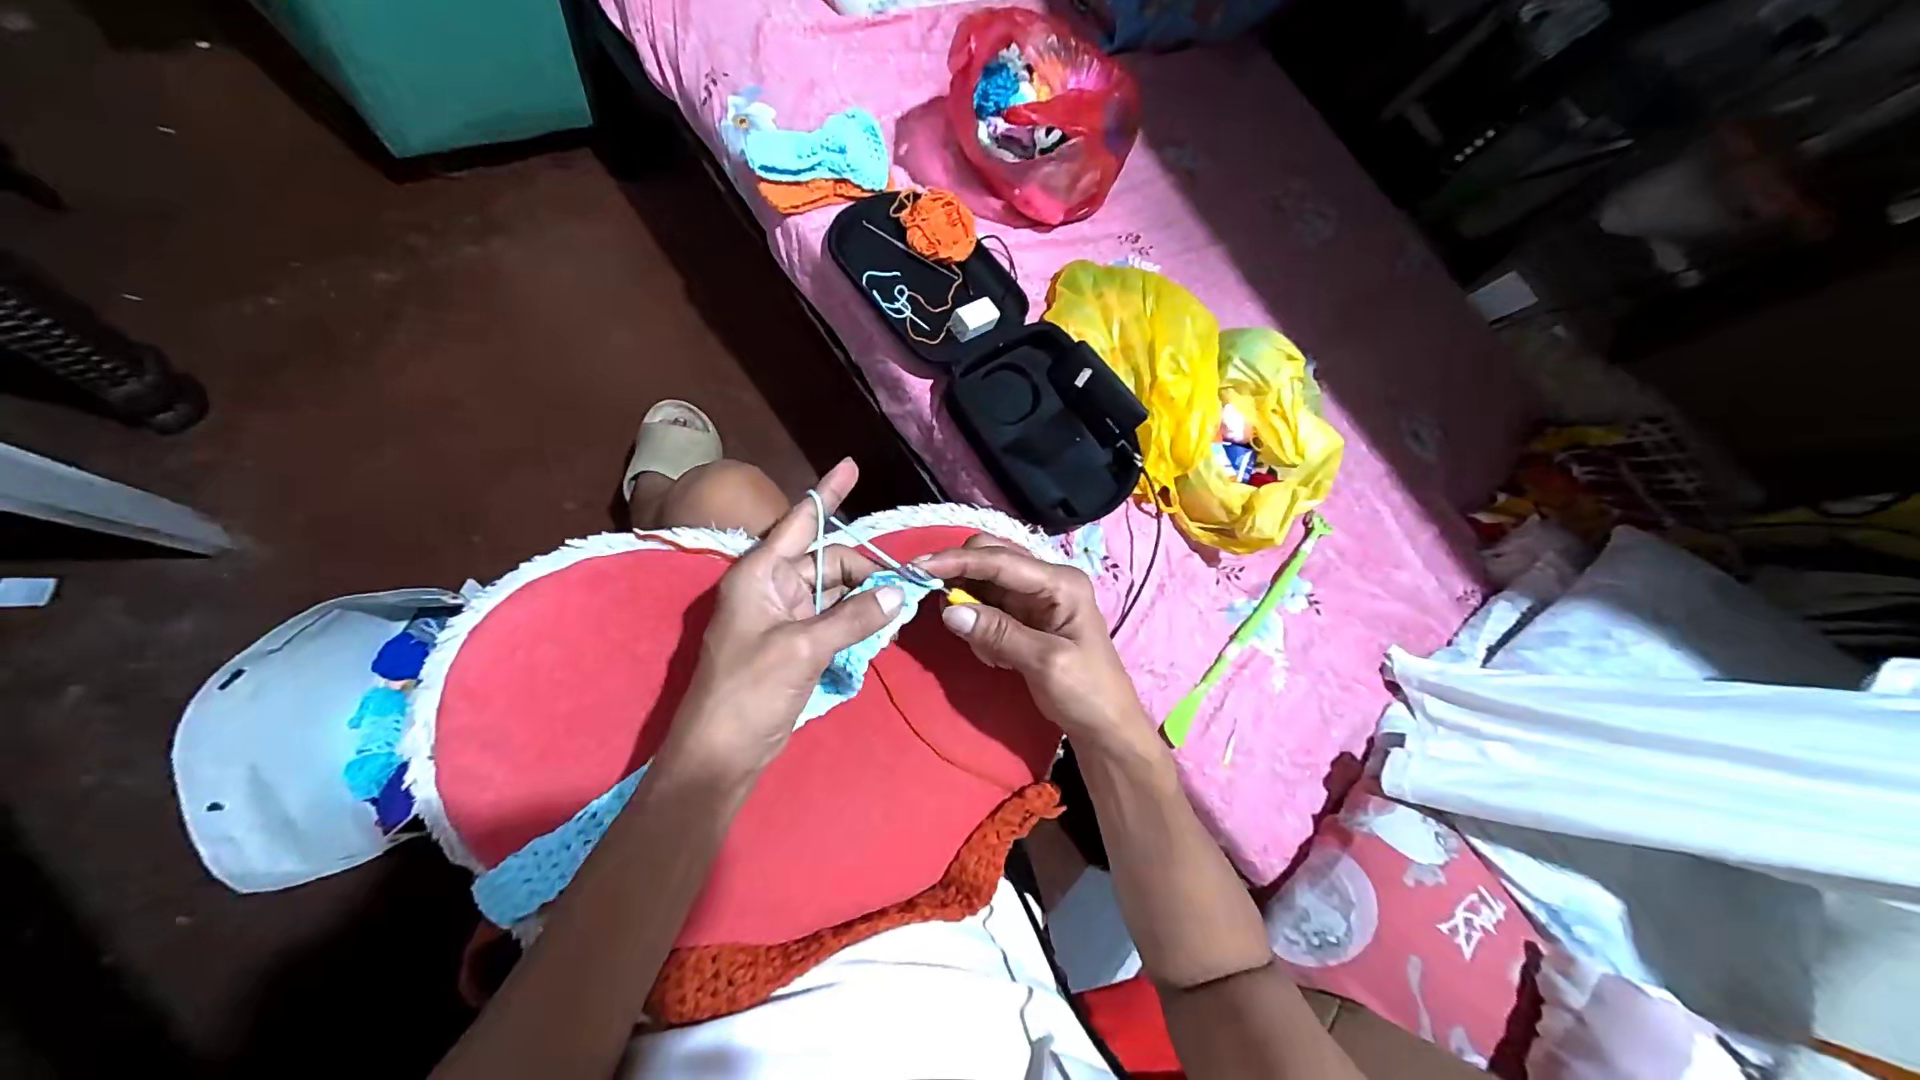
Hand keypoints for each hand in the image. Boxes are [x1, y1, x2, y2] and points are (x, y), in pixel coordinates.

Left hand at [666, 459, 903, 776]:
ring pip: (836, 590)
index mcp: (760, 574)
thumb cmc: (749, 691)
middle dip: (865, 568)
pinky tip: (882, 624)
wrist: (722, 751)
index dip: (827, 493)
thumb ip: (853, 617)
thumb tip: (898, 594)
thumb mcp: (803, 648)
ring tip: (899, 606)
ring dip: (866, 596)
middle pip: (828, 560)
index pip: (800, 521)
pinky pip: (835, 618)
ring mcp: (785, 616)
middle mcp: (772, 587)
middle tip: (904, 586)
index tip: (851, 464)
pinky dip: (858, 619)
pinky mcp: (796, 643)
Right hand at [917, 535, 1151, 754]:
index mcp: (1060, 583)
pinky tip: (993, 655)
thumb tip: (949, 610)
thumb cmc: (1087, 693)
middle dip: (959, 575)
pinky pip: (987, 608)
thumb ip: (998, 633)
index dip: (959, 561)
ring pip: (984, 583)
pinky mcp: (1023, 618)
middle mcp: (1046, 581)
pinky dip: (978, 625)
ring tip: (985, 650)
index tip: (919, 567)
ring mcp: (1034, 599)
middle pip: (990, 559)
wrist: (1106, 727)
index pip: (1001, 561)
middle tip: (934, 600)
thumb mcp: (1045, 663)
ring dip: (968, 606)